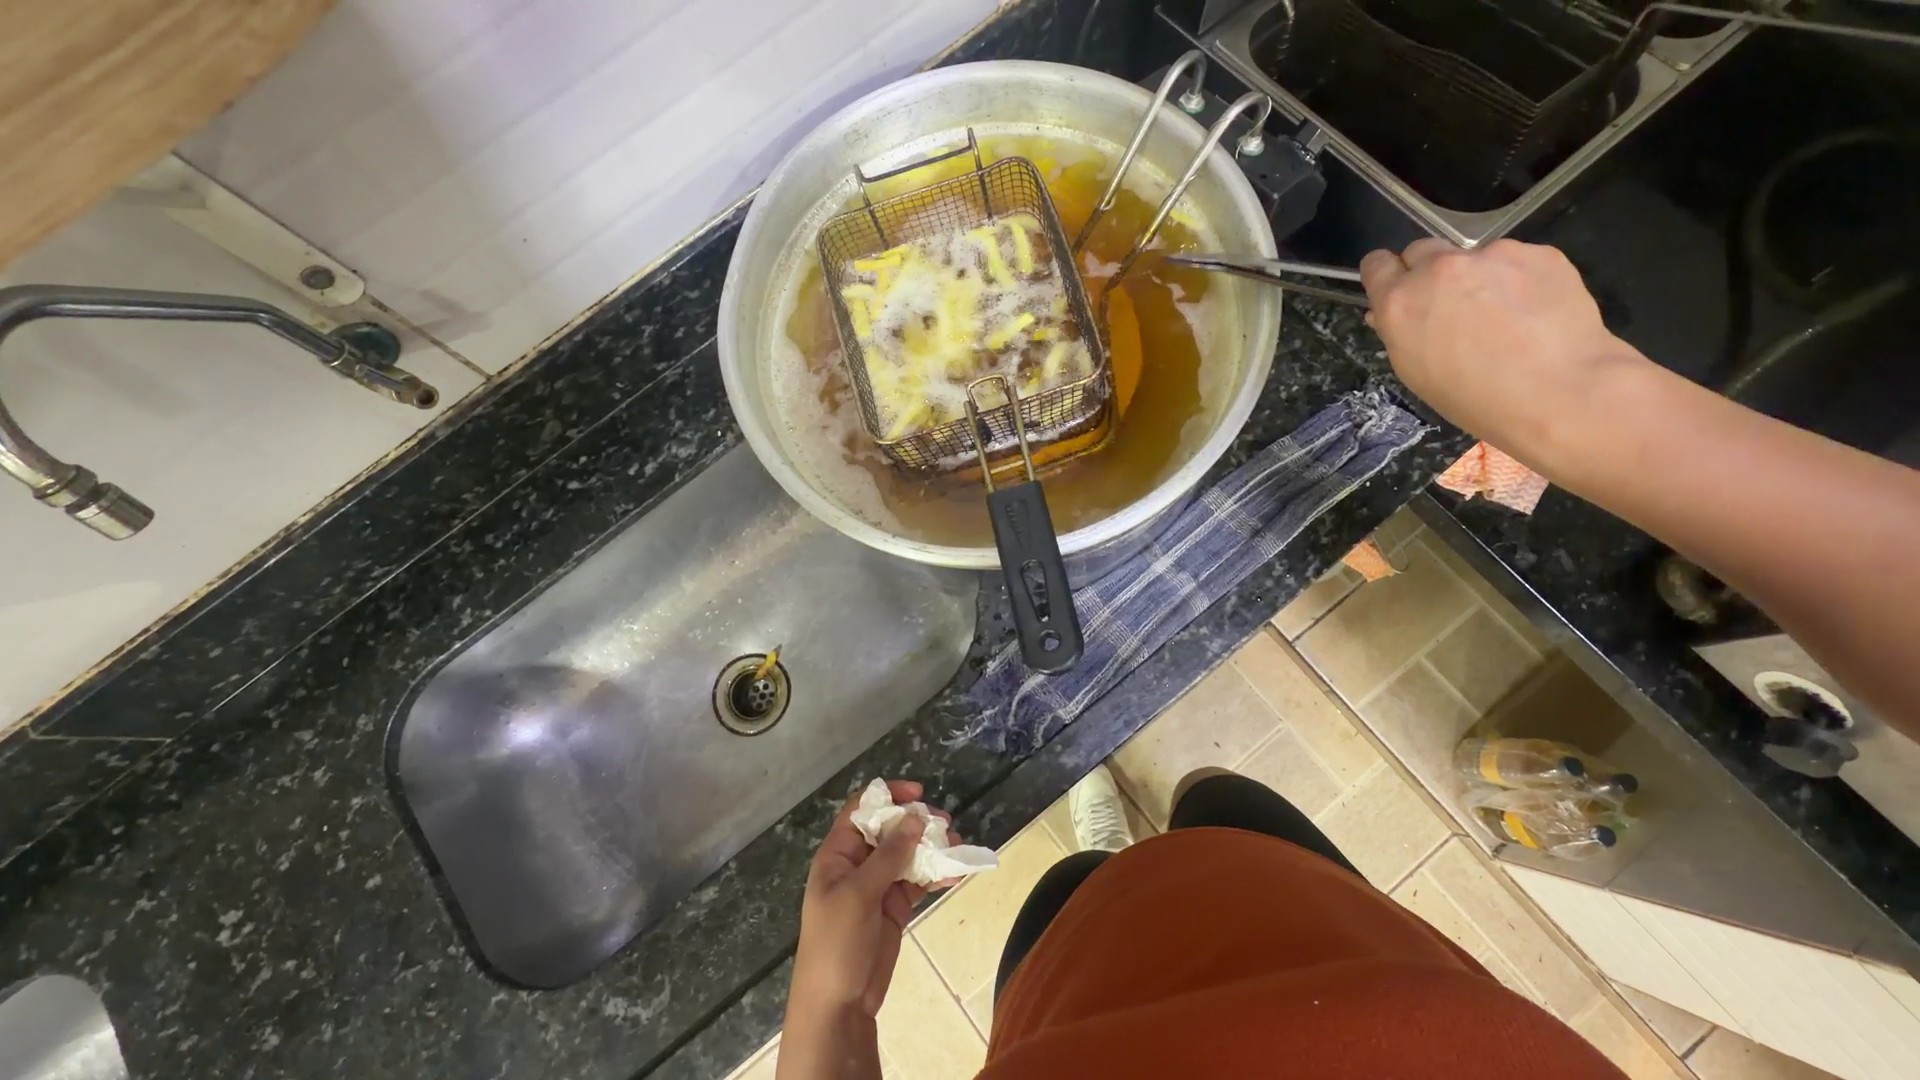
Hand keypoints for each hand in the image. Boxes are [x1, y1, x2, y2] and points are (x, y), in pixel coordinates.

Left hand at [789, 780, 954, 1018]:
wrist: (837, 1005)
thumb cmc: (836, 944)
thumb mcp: (859, 895)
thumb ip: (888, 856)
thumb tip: (915, 818)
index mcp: (837, 855)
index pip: (861, 810)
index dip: (887, 796)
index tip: (919, 793)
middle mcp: (857, 865)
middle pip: (890, 830)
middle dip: (917, 824)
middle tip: (946, 825)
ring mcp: (877, 886)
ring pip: (908, 855)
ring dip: (932, 849)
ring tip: (957, 850)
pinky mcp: (894, 907)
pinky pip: (918, 881)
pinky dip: (936, 875)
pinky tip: (956, 874)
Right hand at [1360, 238, 1645, 456]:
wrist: (1558, 390)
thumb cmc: (1474, 397)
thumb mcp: (1415, 371)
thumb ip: (1399, 331)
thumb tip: (1390, 313)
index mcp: (1400, 301)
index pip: (1376, 265)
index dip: (1386, 276)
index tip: (1396, 289)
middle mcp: (1439, 268)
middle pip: (1421, 251)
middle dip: (1428, 273)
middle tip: (1450, 305)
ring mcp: (1491, 255)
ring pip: (1473, 257)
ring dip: (1478, 276)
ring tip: (1504, 314)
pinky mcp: (1537, 252)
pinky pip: (1516, 261)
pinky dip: (1518, 279)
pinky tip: (1534, 310)